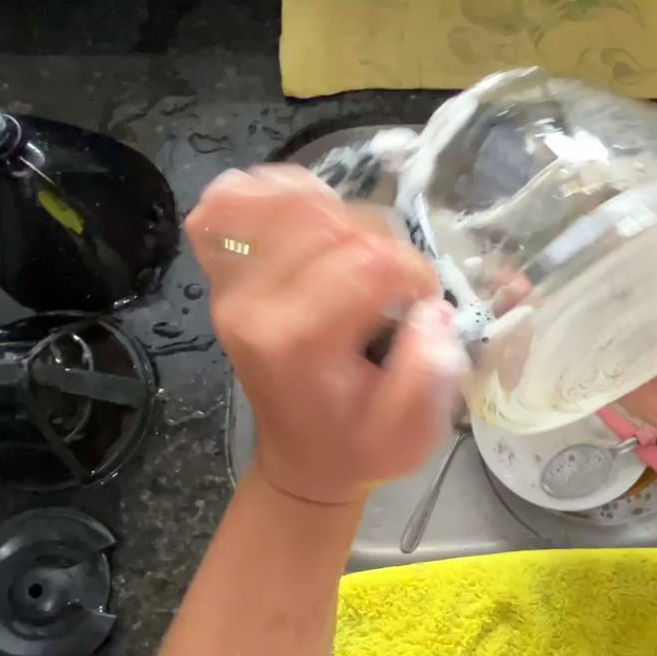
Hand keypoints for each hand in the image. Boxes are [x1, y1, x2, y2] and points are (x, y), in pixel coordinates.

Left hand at [188, 166, 464, 505]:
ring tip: (357, 252)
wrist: (302, 459)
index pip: (366, 260)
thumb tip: (433, 310)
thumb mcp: (411, 432)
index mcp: (299, 341)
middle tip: (393, 281)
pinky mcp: (223, 277)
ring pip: (282, 199)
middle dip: (380, 239)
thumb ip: (430, 373)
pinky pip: (230, 206)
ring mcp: (230, 286)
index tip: (422, 301)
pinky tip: (307, 218)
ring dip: (336, 212)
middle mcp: (253, 304)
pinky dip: (273, 196)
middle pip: (327, 219)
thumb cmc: (359, 446)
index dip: (412, 270)